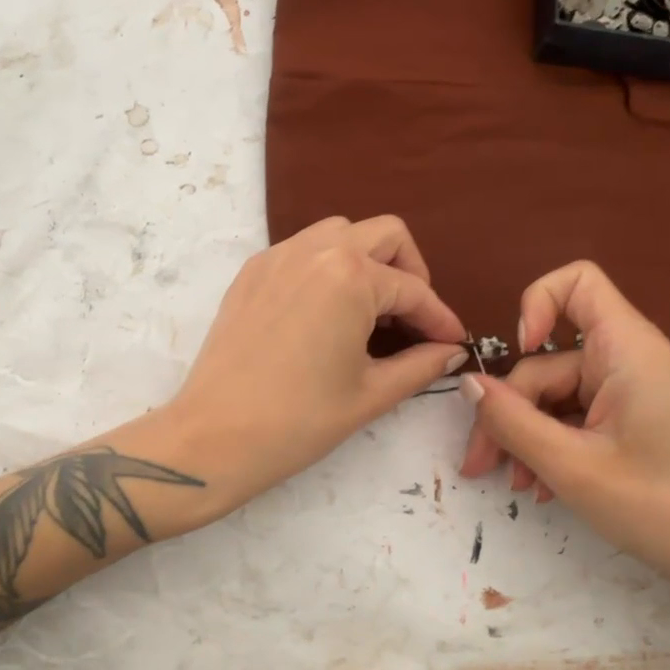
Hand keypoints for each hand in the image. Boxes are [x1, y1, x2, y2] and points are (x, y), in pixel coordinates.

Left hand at [168, 215, 468, 513]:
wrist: (215, 436)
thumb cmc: (299, 420)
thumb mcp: (371, 394)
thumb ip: (421, 365)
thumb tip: (452, 352)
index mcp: (350, 275)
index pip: (412, 289)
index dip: (440, 319)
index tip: (454, 342)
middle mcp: (315, 250)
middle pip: (384, 235)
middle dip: (410, 272)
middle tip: (412, 319)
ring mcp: (277, 256)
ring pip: (340, 233)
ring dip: (367, 261)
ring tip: (370, 312)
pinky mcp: (252, 272)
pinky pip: (303, 249)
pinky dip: (327, 267)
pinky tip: (328, 312)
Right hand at [457, 261, 669, 590]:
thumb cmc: (665, 508)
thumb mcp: (573, 468)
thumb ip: (512, 422)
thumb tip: (467, 383)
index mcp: (625, 349)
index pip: (576, 282)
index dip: (536, 303)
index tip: (518, 354)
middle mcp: (627, 360)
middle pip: (549, 360)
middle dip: (509, 408)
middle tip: (481, 465)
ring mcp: (630, 393)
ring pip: (556, 395)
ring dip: (527, 436)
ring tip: (515, 486)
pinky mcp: (632, 422)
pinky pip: (576, 418)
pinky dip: (552, 446)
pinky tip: (541, 488)